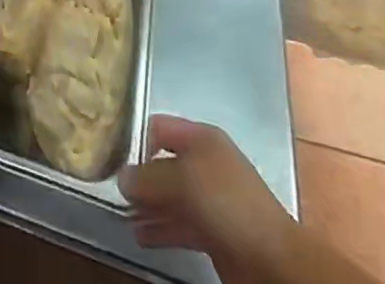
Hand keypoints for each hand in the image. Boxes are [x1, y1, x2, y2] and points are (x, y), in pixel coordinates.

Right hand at [121, 116, 377, 283]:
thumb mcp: (181, 179)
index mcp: (201, 138)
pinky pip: (179, 222)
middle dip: (140, 177)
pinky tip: (141, 235)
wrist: (270, 256)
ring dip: (147, 206)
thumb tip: (122, 177)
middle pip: (164, 163)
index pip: (159, 127)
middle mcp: (205, 163)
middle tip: (115, 193)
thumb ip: (147, 176)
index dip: (138, 140)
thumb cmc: (224, 202)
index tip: (115, 160)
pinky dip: (160, 228)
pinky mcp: (213, 229)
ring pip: (170, 196)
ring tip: (124, 215)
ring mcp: (211, 198)